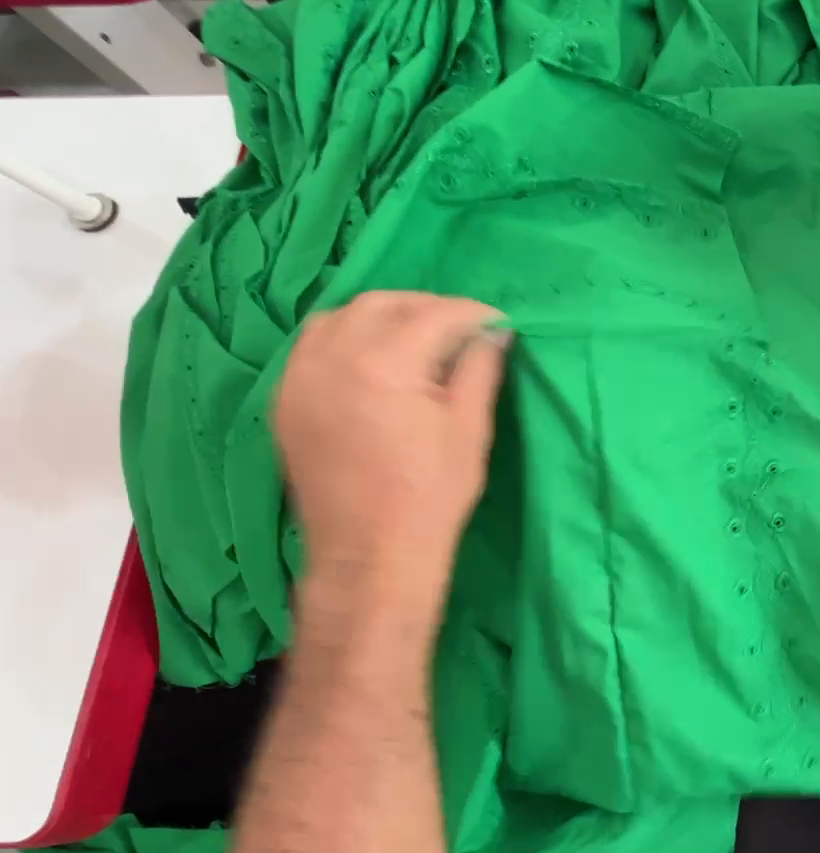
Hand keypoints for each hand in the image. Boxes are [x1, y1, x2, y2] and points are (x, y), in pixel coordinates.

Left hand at [275, 292, 507, 606]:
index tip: (498, 321)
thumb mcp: (470, 430)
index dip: (471, 313)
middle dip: (427, 306)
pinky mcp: (286, 398)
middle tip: (463, 326)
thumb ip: (480, 372)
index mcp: (384, 364)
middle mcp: (332, 358)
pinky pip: (313, 345)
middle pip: (381, 304)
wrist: (370, 548)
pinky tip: (377, 359)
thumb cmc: (433, 492)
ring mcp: (299, 377)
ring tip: (419, 337)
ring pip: (339, 317)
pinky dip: (349, 336)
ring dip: (384, 316)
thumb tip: (495, 333)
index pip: (432, 315)